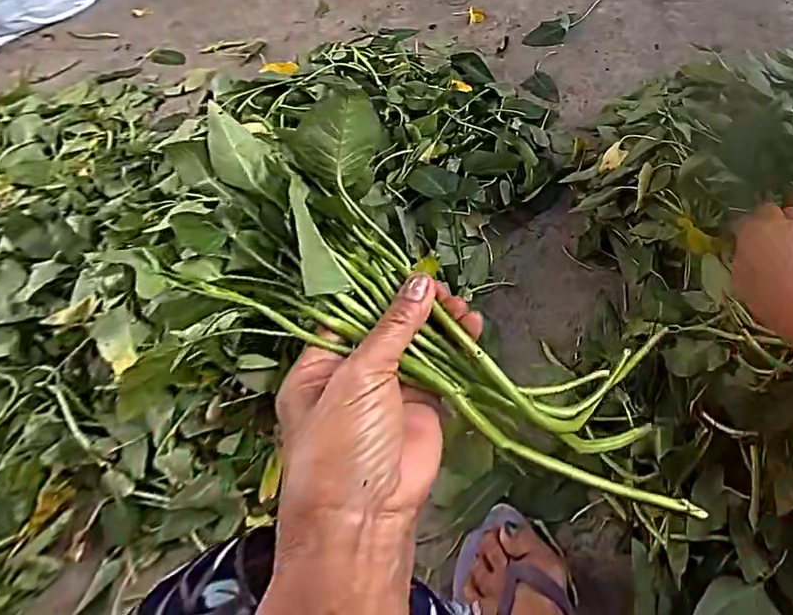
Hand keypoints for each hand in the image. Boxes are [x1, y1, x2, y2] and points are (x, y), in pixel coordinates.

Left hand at [261, 274, 483, 614]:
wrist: (365, 518)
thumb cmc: (340, 449)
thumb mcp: (359, 377)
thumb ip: (394, 326)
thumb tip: (420, 283)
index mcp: (321, 368)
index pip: (351, 315)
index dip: (381, 292)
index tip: (410, 274)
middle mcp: (355, 375)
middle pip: (391, 326)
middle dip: (417, 306)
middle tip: (441, 292)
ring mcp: (391, 389)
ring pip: (420, 344)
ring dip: (441, 324)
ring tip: (460, 309)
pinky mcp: (424, 404)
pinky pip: (444, 367)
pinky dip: (458, 347)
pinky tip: (471, 329)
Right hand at [732, 204, 792, 346]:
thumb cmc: (768, 297)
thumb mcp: (740, 281)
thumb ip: (742, 260)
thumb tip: (745, 255)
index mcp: (751, 230)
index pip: (741, 221)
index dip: (741, 231)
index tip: (741, 240)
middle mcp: (777, 223)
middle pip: (769, 210)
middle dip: (766, 220)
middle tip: (765, 239)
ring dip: (789, 227)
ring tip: (788, 246)